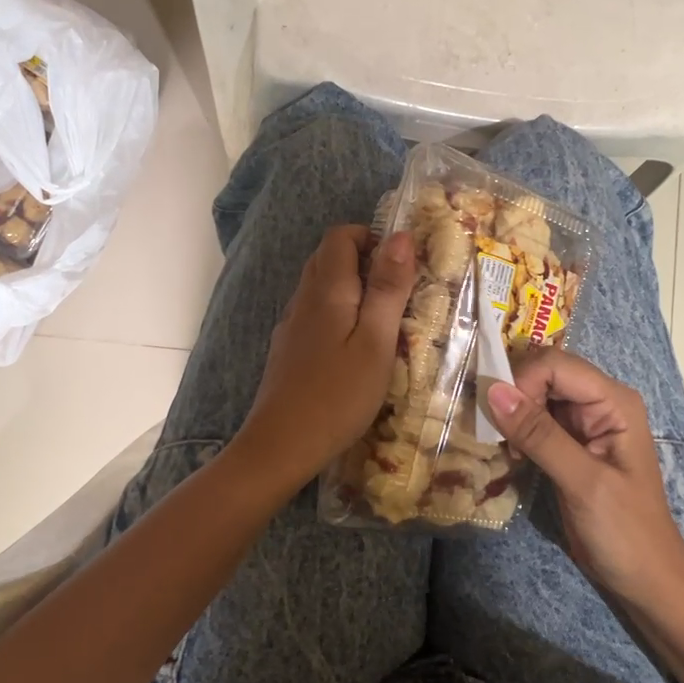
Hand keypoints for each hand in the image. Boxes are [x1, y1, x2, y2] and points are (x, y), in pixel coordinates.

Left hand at [235, 226, 417, 488]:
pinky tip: (355, 347)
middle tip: (399, 290)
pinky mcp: (289, 351)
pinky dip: (339, 314)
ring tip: (383, 320)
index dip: (371, 237)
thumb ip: (388, 288)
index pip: (340, 236)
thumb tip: (401, 235)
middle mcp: (303, 300)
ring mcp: (291, 327)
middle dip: (364, 260)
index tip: (401, 264)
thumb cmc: (338, 396)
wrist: (282, 446)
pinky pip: (314, 315)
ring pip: (320, 288)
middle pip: (327, 258)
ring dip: (352, 289)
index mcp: (326, 290)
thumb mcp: (376, 342)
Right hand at [485, 350, 683, 601]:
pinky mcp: (567, 444)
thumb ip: (539, 435)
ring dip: (511, 415)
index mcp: (614, 401)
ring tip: (504, 449)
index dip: (522, 382)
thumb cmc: (625, 531)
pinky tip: (511, 456)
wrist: (644, 578)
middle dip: (513, 396)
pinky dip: (516, 432)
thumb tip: (493, 391)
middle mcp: (599, 402)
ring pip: (534, 396)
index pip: (555, 364)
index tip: (499, 419)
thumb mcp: (583, 482)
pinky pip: (534, 421)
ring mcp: (583, 423)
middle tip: (496, 435)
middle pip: (543, 374)